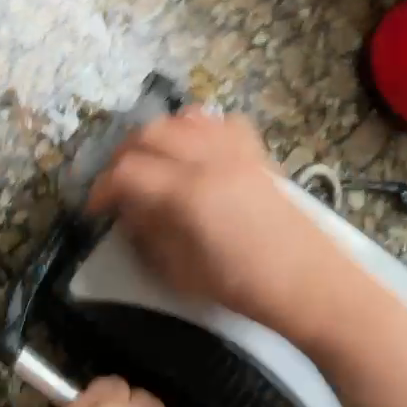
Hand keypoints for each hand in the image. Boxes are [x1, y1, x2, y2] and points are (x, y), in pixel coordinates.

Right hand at [84, 109, 362, 341]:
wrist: (310, 286)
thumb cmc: (241, 287)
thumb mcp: (179, 271)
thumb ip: (147, 233)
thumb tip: (127, 211)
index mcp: (187, 194)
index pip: (126, 172)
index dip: (101, 188)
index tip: (95, 209)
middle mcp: (209, 161)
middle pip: (149, 134)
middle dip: (122, 155)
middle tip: (116, 183)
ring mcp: (236, 153)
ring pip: (182, 120)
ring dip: (156, 136)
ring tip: (149, 162)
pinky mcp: (256, 155)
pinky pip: (220, 123)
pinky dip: (198, 128)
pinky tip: (193, 150)